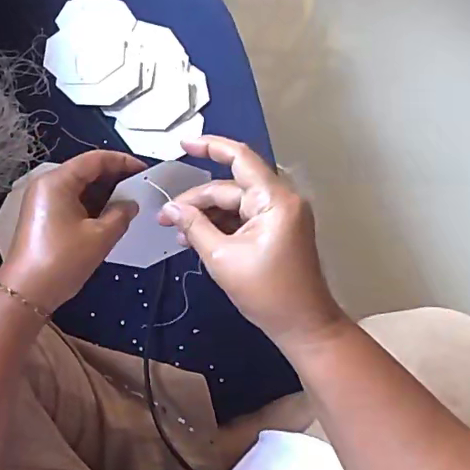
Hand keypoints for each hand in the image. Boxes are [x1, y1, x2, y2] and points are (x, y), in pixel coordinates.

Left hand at [0, 150, 144, 312]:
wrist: (26, 292)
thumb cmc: (61, 261)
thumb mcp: (100, 237)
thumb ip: (121, 214)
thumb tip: (130, 204)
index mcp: (57, 181)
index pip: (95, 159)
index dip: (122, 162)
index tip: (144, 171)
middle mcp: (46, 185)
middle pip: (85, 171)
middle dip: (114, 178)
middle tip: (140, 188)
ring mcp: (42, 201)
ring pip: (79, 187)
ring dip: (103, 194)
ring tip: (129, 204)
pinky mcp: (42, 217)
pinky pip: (71, 201)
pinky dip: (91, 205)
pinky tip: (109, 217)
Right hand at [157, 136, 347, 346]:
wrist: (303, 326)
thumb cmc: (267, 293)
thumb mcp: (220, 257)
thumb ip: (194, 226)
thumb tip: (171, 209)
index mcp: (274, 201)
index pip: (240, 158)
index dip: (210, 147)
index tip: (183, 144)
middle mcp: (280, 201)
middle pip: (229, 187)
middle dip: (195, 200)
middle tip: (165, 217)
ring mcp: (279, 216)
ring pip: (232, 203)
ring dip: (204, 214)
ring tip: (176, 231)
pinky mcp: (275, 230)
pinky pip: (240, 217)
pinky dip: (218, 224)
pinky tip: (194, 237)